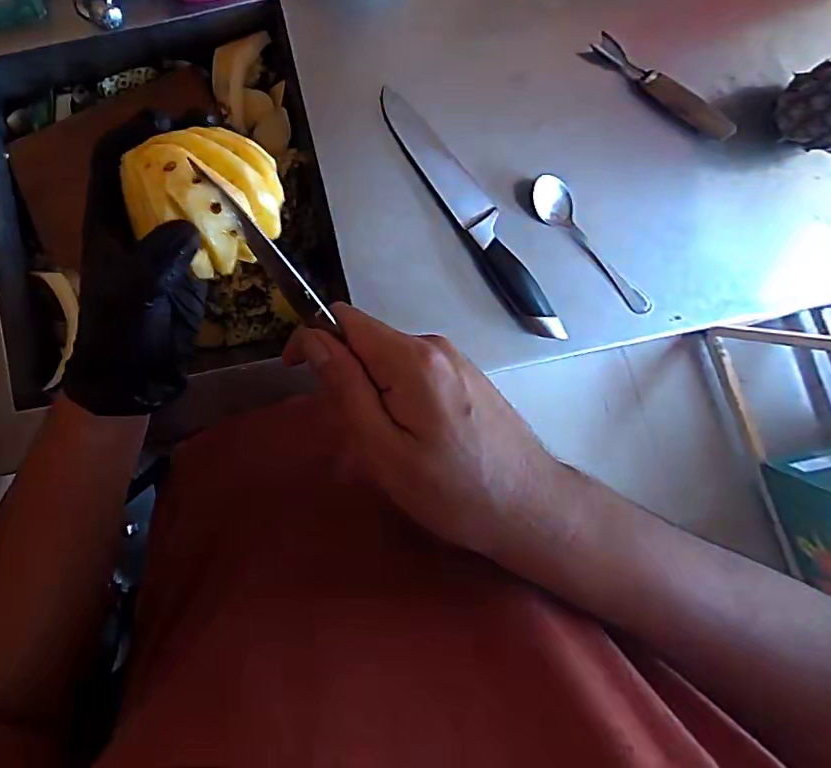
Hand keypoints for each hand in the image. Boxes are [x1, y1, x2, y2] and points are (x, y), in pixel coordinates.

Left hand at [63, 111, 210, 416]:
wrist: (135, 374)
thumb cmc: (121, 331)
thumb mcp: (132, 291)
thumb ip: (157, 256)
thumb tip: (190, 225)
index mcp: (107, 220)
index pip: (108, 161)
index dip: (129, 132)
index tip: (161, 116)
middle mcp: (133, 220)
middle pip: (151, 164)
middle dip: (177, 138)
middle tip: (208, 120)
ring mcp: (162, 237)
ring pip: (182, 189)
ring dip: (206, 166)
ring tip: (234, 146)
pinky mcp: (189, 258)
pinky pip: (207, 221)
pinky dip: (225, 205)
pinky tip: (248, 195)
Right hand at [284, 304, 560, 556]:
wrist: (535, 511)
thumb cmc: (453, 491)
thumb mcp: (383, 449)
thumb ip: (345, 388)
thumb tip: (313, 340)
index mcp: (410, 358)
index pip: (342, 318)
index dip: (312, 338)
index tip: (296, 371)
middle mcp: (433, 345)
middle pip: (366, 336)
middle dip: (344, 369)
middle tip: (354, 426)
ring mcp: (454, 358)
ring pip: (388, 354)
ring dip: (371, 383)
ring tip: (387, 439)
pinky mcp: (466, 374)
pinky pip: (412, 367)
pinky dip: (395, 389)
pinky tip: (415, 434)